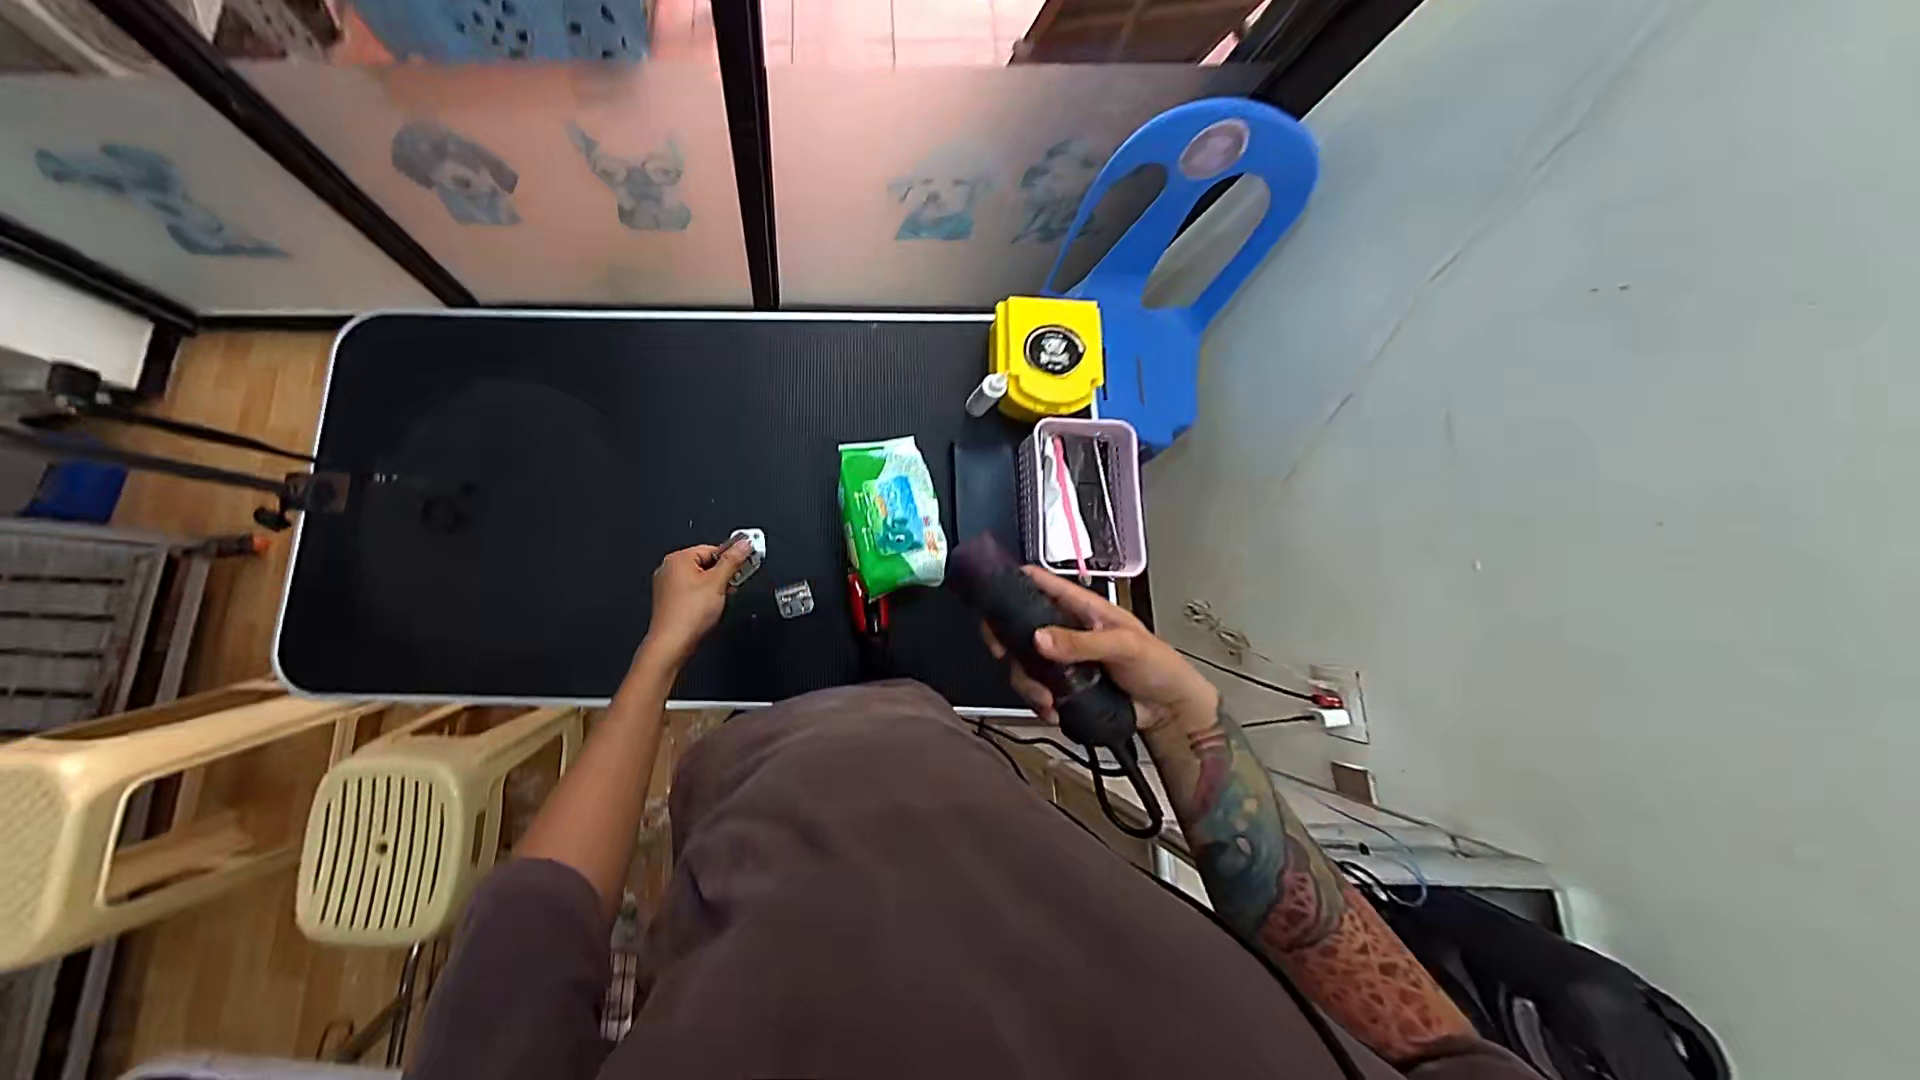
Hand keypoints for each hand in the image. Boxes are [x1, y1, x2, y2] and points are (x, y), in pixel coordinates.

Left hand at [639, 540, 752, 668]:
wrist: (672, 643)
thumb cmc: (686, 615)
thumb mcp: (718, 583)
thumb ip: (733, 561)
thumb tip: (743, 546)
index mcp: (678, 559)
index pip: (713, 548)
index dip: (731, 558)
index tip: (744, 564)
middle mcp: (670, 569)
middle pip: (707, 563)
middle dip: (723, 574)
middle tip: (732, 584)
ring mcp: (669, 585)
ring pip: (701, 578)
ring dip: (716, 586)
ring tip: (720, 598)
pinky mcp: (672, 600)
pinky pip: (694, 590)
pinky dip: (706, 595)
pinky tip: (711, 606)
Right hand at [983, 567, 1218, 733]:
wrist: (1168, 710)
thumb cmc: (1159, 666)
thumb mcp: (1125, 646)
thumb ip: (1083, 642)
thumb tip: (1043, 637)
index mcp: (1084, 608)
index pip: (1042, 584)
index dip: (1015, 583)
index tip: (995, 597)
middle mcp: (1068, 629)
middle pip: (1020, 626)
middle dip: (1009, 644)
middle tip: (1005, 656)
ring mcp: (1063, 658)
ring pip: (1023, 661)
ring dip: (1026, 681)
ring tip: (1046, 698)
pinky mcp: (1064, 684)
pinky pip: (1036, 687)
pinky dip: (1037, 700)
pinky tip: (1051, 708)